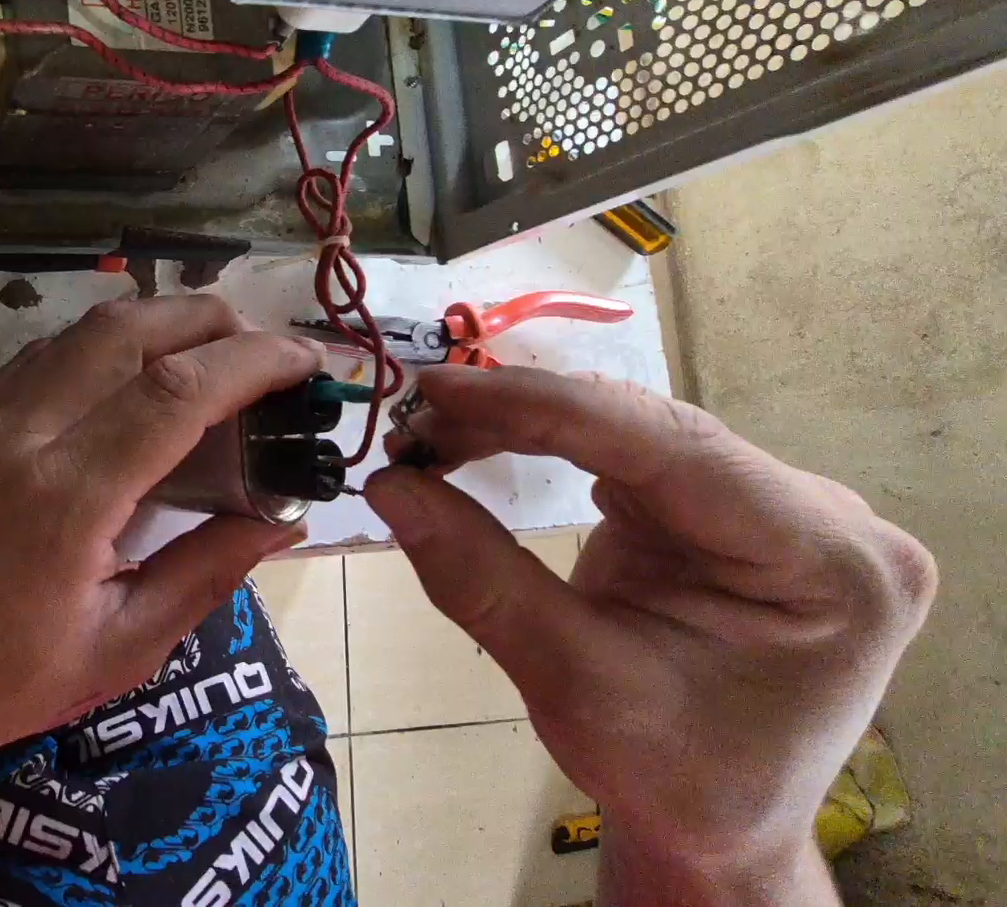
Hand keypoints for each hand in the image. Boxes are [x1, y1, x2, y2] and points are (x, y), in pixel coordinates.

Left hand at [0, 295, 318, 761]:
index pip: (174, 393)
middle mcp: (16, 437)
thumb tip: (284, 519)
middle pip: (124, 332)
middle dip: (207, 319)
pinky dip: (100, 349)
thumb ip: (209, 570)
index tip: (304, 362)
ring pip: (78, 334)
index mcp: (63, 500)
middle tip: (258, 348)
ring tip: (205, 355)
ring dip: (153, 325)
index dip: (252, 362)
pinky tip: (127, 380)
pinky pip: (40, 358)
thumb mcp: (126, 644)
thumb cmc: (10, 681)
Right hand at [363, 367, 935, 905]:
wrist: (715, 822)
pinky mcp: (714, 508)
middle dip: (513, 416)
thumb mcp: (568, 680)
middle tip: (409, 425)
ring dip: (513, 425)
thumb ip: (477, 576)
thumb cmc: (667, 772)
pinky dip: (532, 444)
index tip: (433, 388)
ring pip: (618, 428)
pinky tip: (474, 446)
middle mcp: (814, 512)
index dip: (539, 405)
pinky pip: (612, 451)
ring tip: (426, 439)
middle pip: (639, 427)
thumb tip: (386, 484)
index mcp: (825, 559)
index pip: (666, 444)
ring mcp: (767, 504)